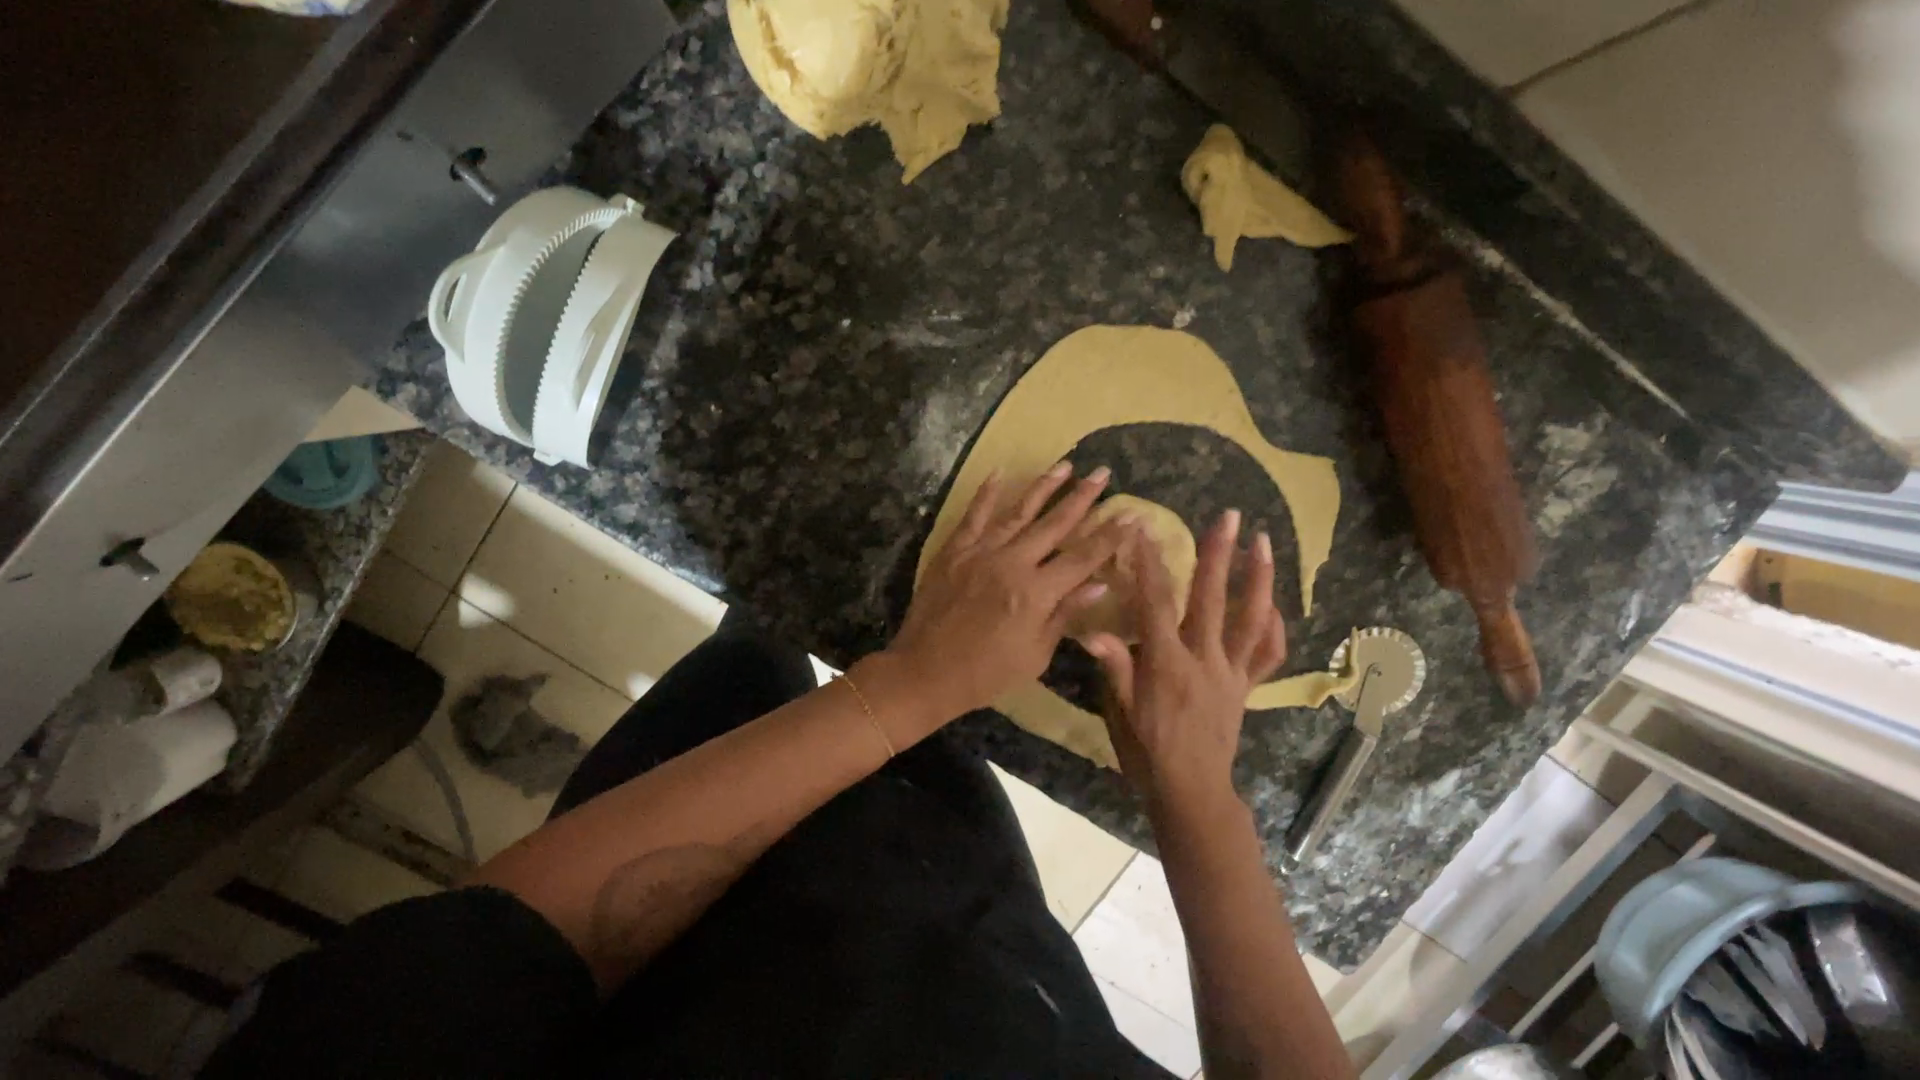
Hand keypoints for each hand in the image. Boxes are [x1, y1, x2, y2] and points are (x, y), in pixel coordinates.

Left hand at [879, 463, 1137, 728]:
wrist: (924, 671)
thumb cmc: (986, 673)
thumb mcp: (1035, 654)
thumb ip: (1064, 614)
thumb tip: (1098, 584)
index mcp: (1035, 593)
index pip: (1082, 558)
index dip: (1109, 536)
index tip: (1132, 514)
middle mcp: (1011, 563)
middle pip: (1054, 525)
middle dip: (1082, 498)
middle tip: (1102, 473)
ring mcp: (980, 553)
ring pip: (1018, 512)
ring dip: (1043, 487)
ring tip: (1065, 465)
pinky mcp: (954, 551)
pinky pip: (974, 516)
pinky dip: (987, 493)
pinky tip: (999, 472)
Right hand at [1081, 509, 1287, 817]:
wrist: (1191, 790)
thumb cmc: (1147, 752)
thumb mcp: (1119, 712)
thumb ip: (1114, 668)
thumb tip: (1092, 631)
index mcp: (1166, 663)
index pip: (1156, 603)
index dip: (1148, 564)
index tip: (1145, 530)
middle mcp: (1204, 659)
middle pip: (1213, 598)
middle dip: (1219, 553)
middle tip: (1228, 516)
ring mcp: (1231, 673)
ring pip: (1251, 619)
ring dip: (1259, 578)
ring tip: (1263, 543)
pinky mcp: (1246, 688)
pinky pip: (1267, 654)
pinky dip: (1274, 627)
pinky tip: (1273, 604)